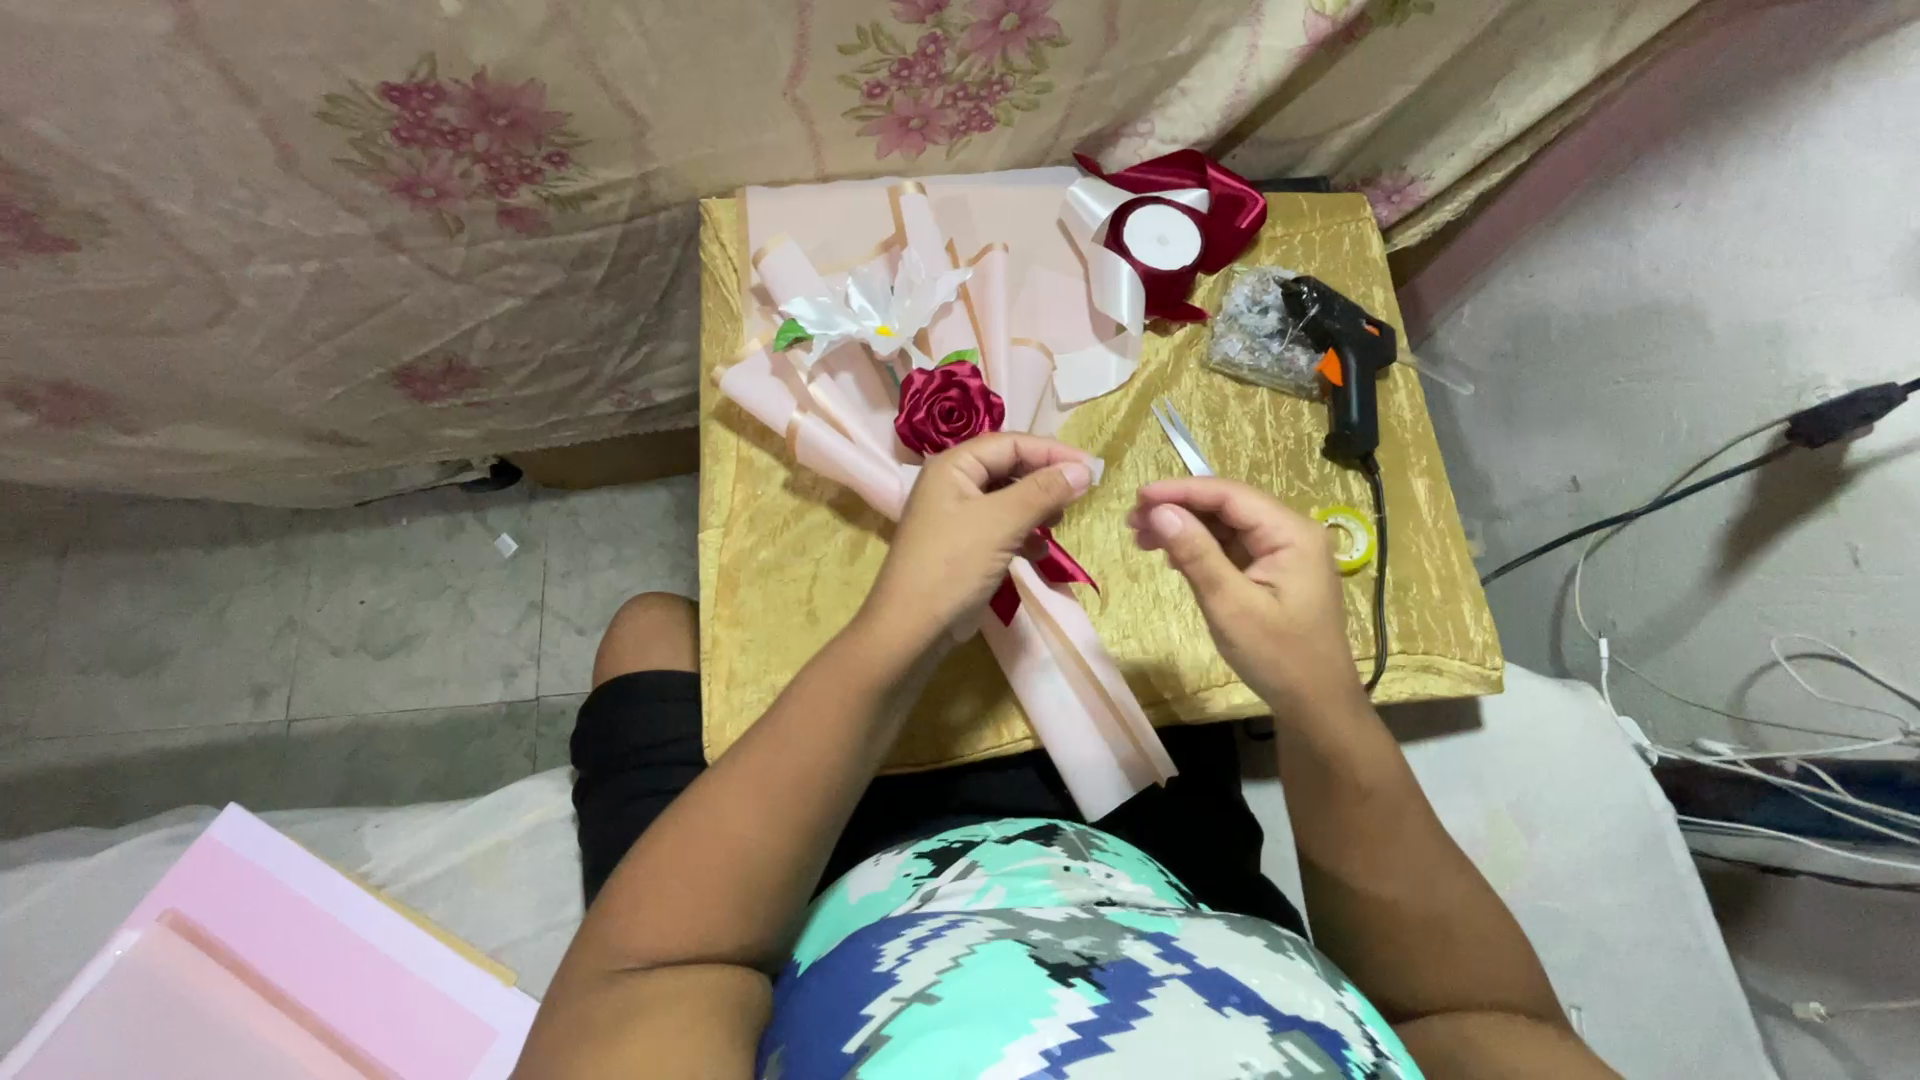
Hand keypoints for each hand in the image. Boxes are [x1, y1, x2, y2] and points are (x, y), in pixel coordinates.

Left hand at [861, 433, 1095, 650]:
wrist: (912, 628)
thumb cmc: (953, 566)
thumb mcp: (1001, 523)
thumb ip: (1042, 492)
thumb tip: (1084, 469)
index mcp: (953, 467)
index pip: (1011, 443)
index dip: (1053, 452)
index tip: (1092, 469)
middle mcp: (953, 484)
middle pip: (1010, 468)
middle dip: (1045, 481)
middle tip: (1077, 497)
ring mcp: (957, 517)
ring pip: (1008, 499)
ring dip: (1037, 508)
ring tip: (1058, 523)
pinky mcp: (964, 547)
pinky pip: (1002, 528)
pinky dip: (1023, 534)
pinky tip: (1039, 551)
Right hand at [1130, 477, 1360, 712]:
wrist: (1315, 702)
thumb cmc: (1277, 655)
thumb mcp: (1230, 604)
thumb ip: (1196, 553)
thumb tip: (1159, 511)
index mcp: (1291, 533)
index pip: (1229, 495)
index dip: (1181, 491)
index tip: (1138, 497)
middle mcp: (1291, 532)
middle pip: (1227, 506)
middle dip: (1179, 509)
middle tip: (1133, 523)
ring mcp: (1283, 551)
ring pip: (1226, 525)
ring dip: (1185, 528)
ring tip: (1143, 539)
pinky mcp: (1273, 570)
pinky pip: (1231, 546)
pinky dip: (1200, 548)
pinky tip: (1172, 556)